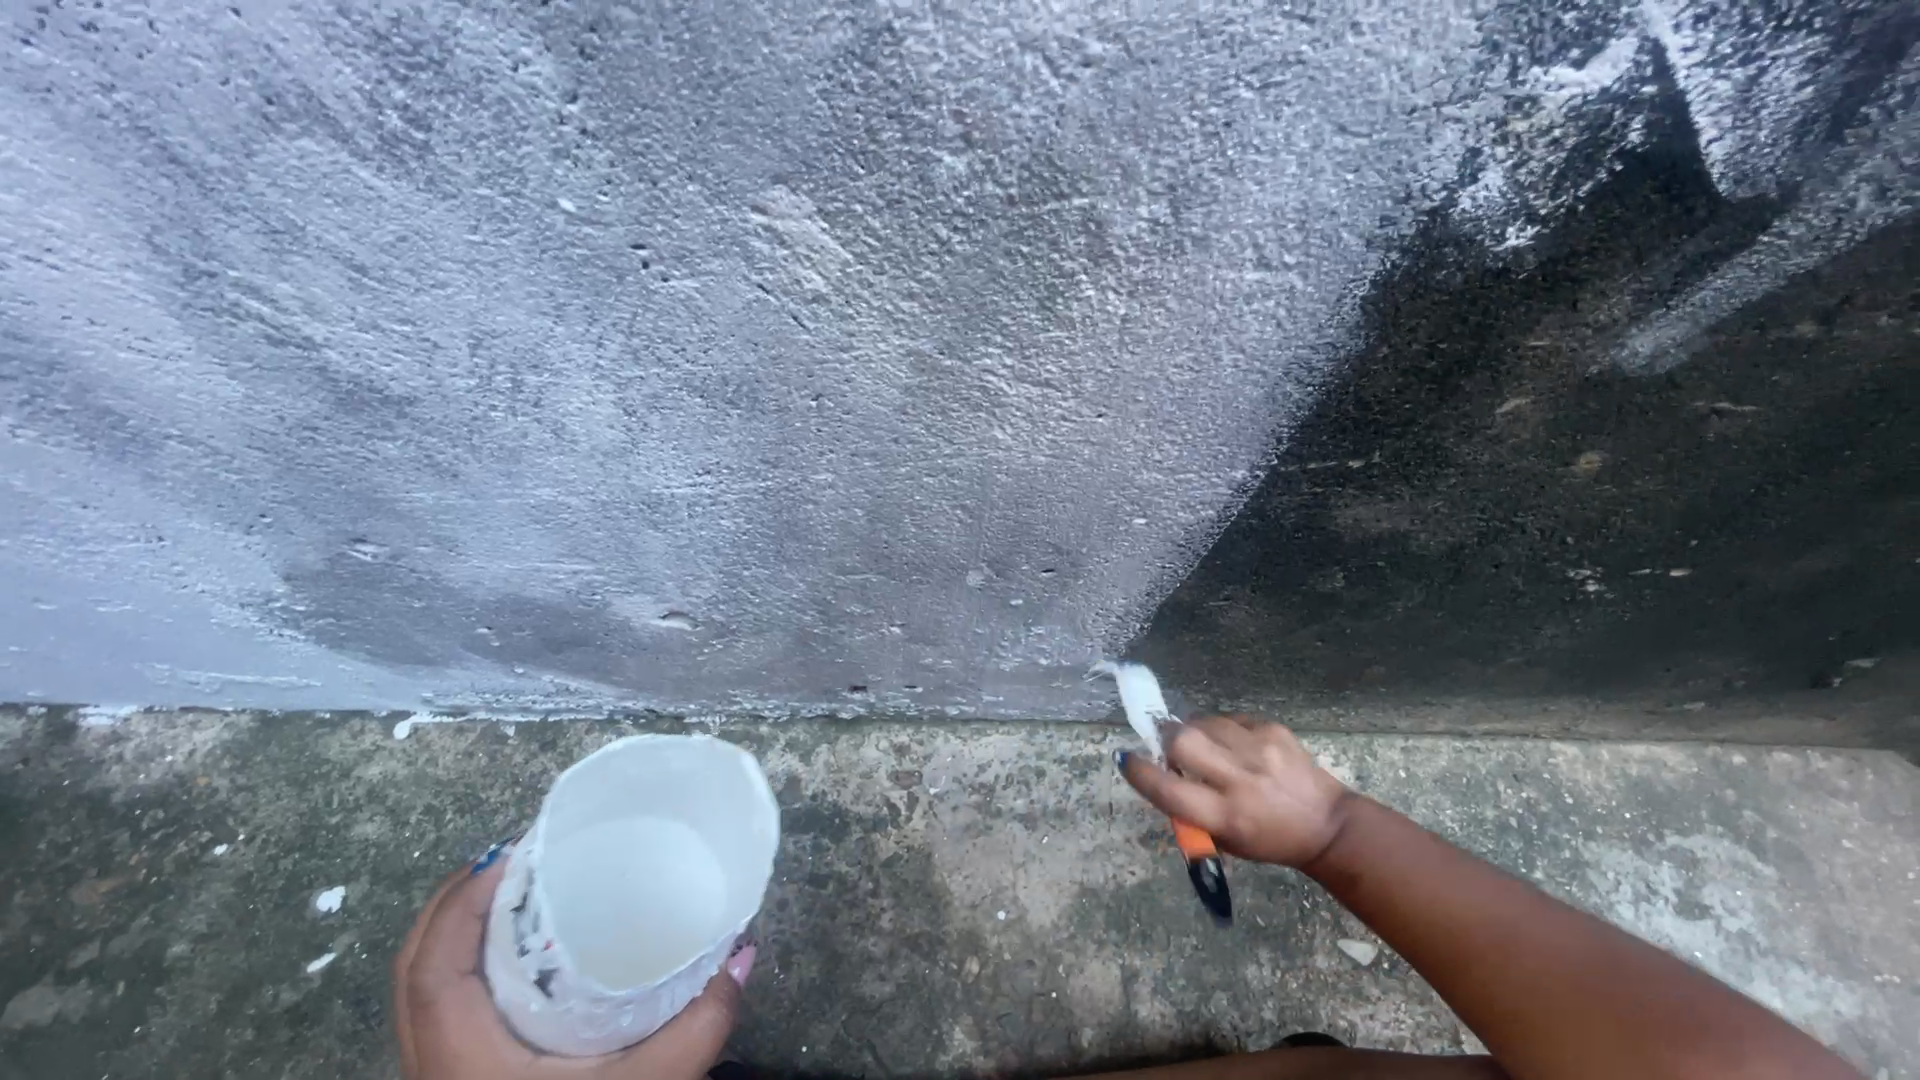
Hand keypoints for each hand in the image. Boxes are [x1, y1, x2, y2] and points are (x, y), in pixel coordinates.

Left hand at [394, 857, 752, 1079]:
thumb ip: (700, 1023)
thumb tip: (743, 953)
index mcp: (462, 1059)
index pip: (434, 967)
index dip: (462, 902)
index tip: (514, 853)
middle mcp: (434, 1063)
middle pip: (415, 966)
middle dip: (457, 901)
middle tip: (518, 858)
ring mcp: (438, 1074)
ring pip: (421, 988)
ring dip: (456, 931)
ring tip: (516, 891)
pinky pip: (438, 1007)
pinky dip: (462, 964)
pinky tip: (515, 956)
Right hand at [1118, 715, 1353, 868]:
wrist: (1328, 825)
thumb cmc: (1268, 840)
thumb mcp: (1225, 841)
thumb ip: (1189, 812)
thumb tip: (1158, 775)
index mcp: (1225, 816)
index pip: (1169, 790)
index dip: (1140, 773)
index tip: (1127, 760)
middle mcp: (1240, 781)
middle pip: (1183, 741)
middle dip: (1167, 739)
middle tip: (1170, 746)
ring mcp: (1260, 751)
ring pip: (1204, 722)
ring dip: (1195, 731)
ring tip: (1206, 745)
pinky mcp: (1274, 730)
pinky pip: (1231, 718)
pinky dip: (1224, 729)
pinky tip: (1235, 744)